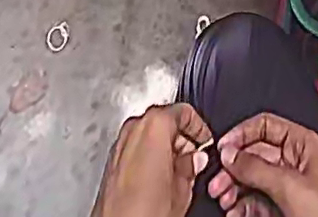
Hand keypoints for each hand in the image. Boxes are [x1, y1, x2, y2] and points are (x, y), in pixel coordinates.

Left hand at [90, 103, 212, 216]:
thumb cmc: (144, 214)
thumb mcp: (181, 191)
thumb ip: (191, 166)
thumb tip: (194, 160)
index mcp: (155, 125)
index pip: (184, 112)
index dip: (199, 127)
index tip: (205, 142)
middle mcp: (135, 128)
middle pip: (165, 120)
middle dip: (182, 138)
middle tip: (194, 159)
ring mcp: (120, 143)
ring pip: (149, 133)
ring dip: (165, 147)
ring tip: (178, 173)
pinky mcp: (112, 161)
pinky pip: (136, 147)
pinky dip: (149, 155)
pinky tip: (158, 179)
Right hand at [208, 113, 317, 216]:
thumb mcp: (289, 185)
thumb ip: (257, 167)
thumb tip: (230, 153)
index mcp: (302, 143)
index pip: (266, 125)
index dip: (242, 134)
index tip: (223, 148)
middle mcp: (294, 160)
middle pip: (255, 153)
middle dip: (235, 167)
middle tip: (217, 181)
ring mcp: (288, 185)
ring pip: (253, 178)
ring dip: (235, 188)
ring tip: (223, 199)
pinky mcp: (284, 208)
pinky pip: (257, 200)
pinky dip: (243, 205)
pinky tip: (234, 211)